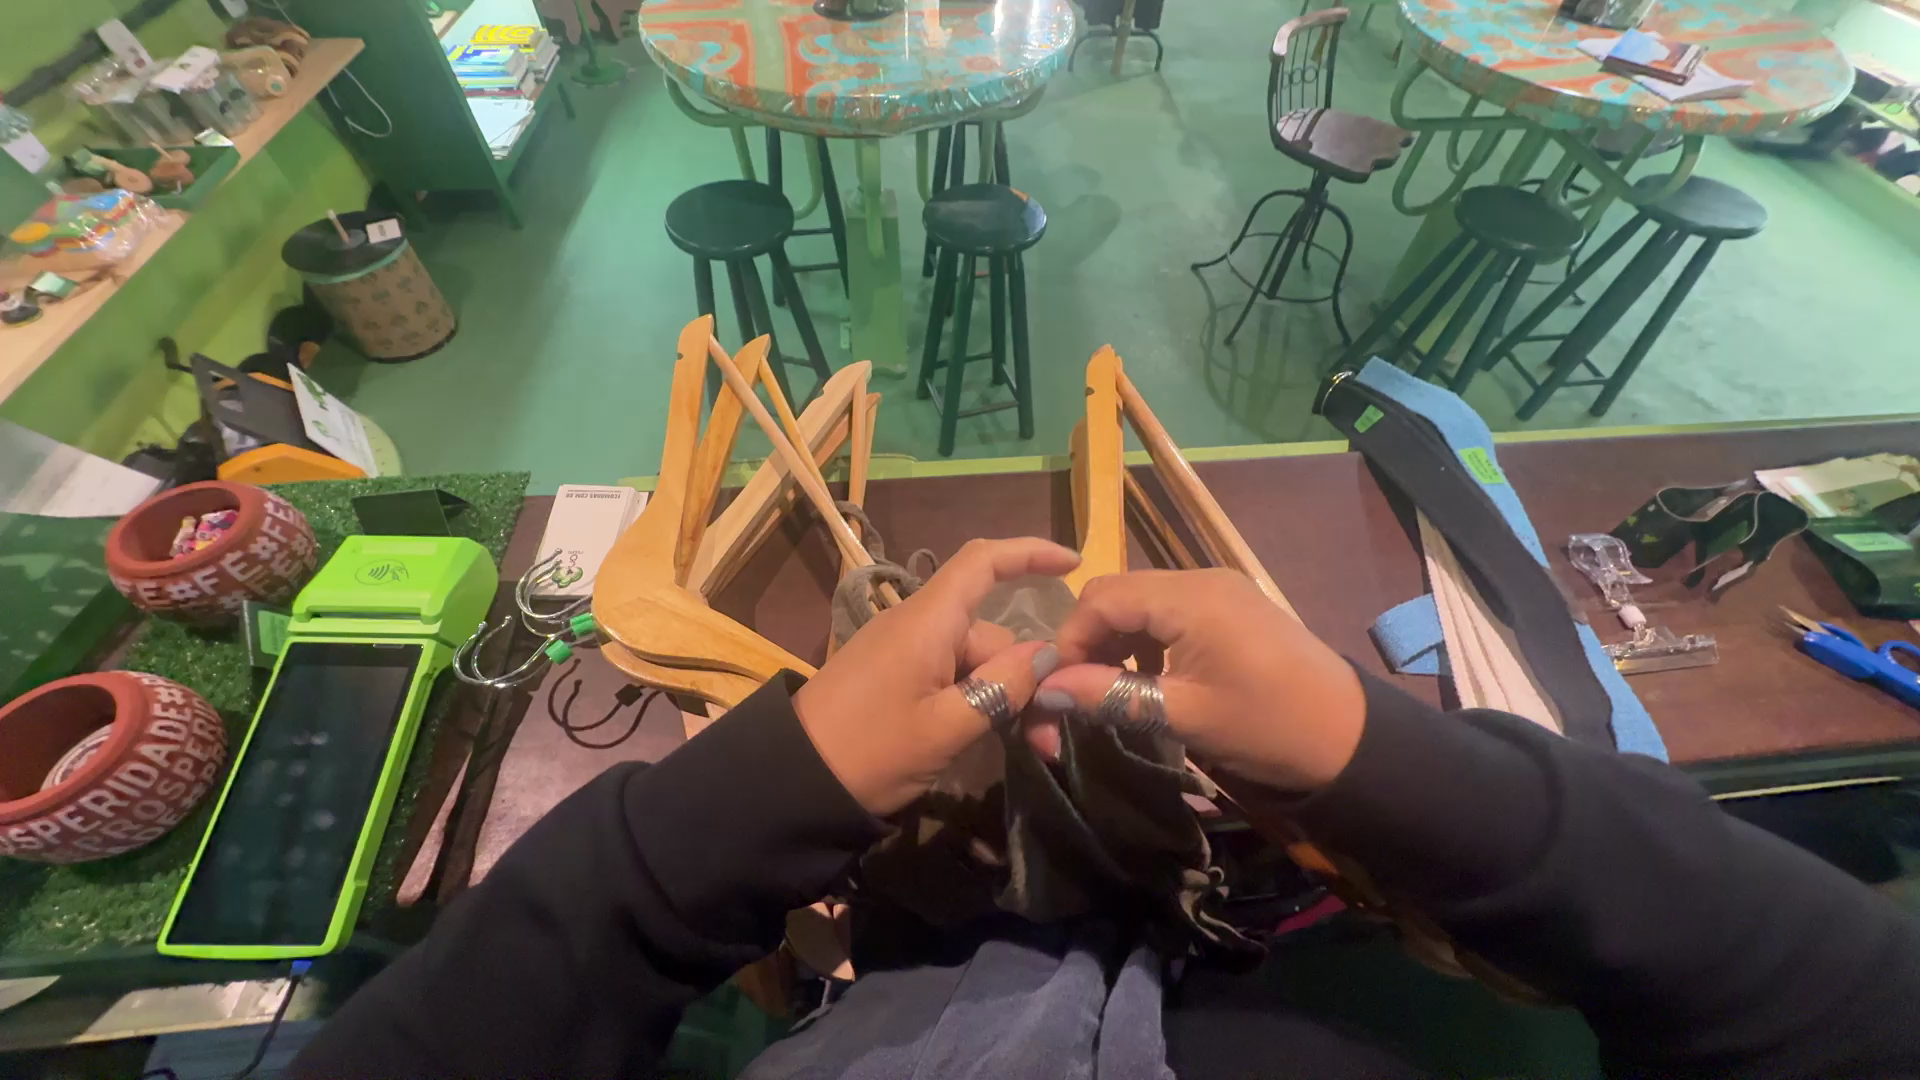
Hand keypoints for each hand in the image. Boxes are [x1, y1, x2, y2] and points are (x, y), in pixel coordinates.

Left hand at [793, 537, 1079, 815]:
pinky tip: (995, 736)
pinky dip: (979, 701)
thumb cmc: (868, 750)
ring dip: (1006, 697)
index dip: (1029, 552)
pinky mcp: (898, 676)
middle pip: (992, 630)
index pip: (982, 561)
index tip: (1074, 564)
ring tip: (1031, 746)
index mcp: (928, 621)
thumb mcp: (944, 728)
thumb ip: (1000, 689)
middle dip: (1029, 674)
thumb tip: (1047, 655)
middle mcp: (920, 625)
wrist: (791, 782)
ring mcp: (907, 651)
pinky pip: (953, 675)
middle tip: (1052, 732)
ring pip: (976, 660)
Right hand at [1031, 569, 1366, 791]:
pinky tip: (1150, 675)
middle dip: (1089, 638)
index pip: (1100, 598)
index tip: (1059, 689)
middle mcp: (1199, 578)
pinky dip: (1146, 638)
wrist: (1355, 741)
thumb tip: (1046, 690)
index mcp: (1190, 597)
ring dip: (1116, 639)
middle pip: (1117, 592)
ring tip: (1114, 688)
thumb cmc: (1268, 727)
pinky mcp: (1229, 605)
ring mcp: (1218, 588)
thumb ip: (1110, 695)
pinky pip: (1167, 609)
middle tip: (1082, 690)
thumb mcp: (1184, 715)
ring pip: (1139, 600)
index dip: (1070, 641)